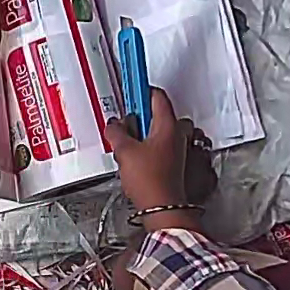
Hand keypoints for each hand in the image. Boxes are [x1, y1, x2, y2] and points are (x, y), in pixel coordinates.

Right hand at [105, 88, 194, 210]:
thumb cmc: (151, 181)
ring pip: (155, 131)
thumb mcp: (125, 151)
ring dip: (140, 133)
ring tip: (126, 144)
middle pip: (155, 114)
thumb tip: (113, 125)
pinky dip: (144, 147)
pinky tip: (132, 159)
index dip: (141, 89)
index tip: (132, 82)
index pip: (157, 96)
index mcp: (168, 126)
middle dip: (137, 115)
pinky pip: (156, 146)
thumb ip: (116, 132)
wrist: (161, 208)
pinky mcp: (171, 163)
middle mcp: (176, 136)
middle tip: (123, 121)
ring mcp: (176, 150)